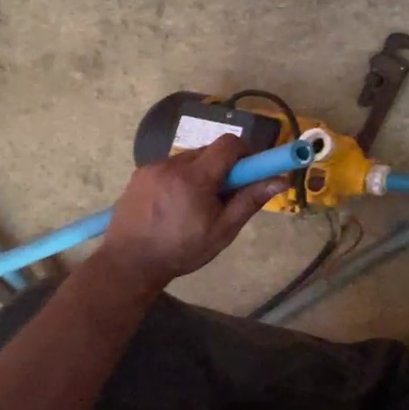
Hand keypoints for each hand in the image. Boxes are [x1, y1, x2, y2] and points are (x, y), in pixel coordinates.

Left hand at [95, 135, 288, 292]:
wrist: (127, 265)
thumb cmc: (181, 250)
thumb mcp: (223, 230)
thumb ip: (250, 201)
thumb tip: (282, 180)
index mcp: (194, 178)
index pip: (228, 144)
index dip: (246, 151)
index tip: (252, 170)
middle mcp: (171, 165)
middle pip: (210, 150)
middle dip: (225, 165)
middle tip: (227, 193)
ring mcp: (151, 169)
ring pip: (190, 157)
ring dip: (203, 171)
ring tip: (199, 202)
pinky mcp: (139, 176)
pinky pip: (171, 166)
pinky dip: (183, 176)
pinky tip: (178, 203)